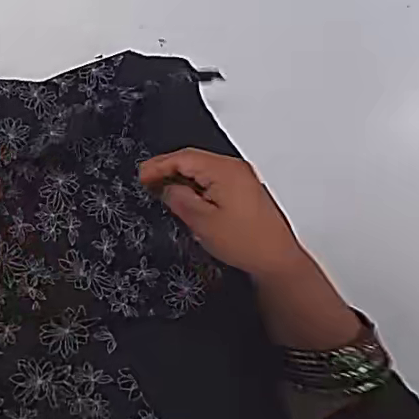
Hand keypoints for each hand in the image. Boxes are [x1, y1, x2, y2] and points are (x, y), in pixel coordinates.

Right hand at [141, 147, 362, 353]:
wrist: (277, 261)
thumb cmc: (247, 243)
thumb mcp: (202, 222)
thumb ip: (179, 199)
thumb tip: (166, 187)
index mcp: (225, 170)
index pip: (183, 157)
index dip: (158, 165)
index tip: (142, 176)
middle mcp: (235, 169)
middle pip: (193, 160)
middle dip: (167, 170)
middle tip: (147, 183)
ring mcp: (242, 179)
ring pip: (203, 170)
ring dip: (181, 178)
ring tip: (162, 192)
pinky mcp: (244, 190)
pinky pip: (213, 179)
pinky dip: (196, 185)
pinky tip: (186, 199)